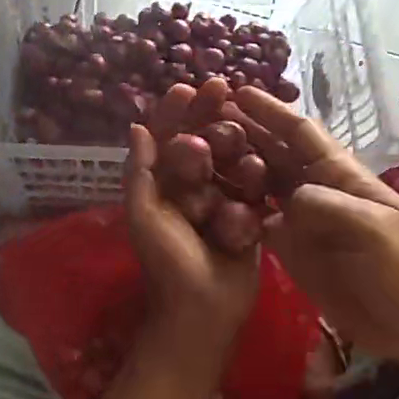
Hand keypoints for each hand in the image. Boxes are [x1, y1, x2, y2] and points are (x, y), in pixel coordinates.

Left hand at [124, 81, 259, 346]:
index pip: (167, 139)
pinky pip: (253, 188)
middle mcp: (189, 187)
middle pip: (202, 141)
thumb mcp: (144, 216)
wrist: (204, 311)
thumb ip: (140, 172)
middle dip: (209, 115)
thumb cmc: (168, 263)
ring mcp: (220, 200)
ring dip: (234, 141)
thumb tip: (137, 126)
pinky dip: (254, 175)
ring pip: (230, 159)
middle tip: (223, 90)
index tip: (188, 87)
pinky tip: (260, 162)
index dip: (175, 112)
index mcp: (161, 184)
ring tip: (241, 127)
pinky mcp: (247, 215)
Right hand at [227, 88, 398, 369]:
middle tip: (204, 117)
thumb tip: (283, 201)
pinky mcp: (290, 250)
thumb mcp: (372, 229)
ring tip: (195, 153)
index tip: (239, 92)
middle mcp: (316, 191)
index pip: (301, 134)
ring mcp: (301, 221)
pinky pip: (256, 222)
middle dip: (244, 132)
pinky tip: (206, 199)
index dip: (272, 112)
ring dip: (233, 168)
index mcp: (342, 176)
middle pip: (274, 154)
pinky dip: (234, 209)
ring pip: (260, 185)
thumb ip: (325, 205)